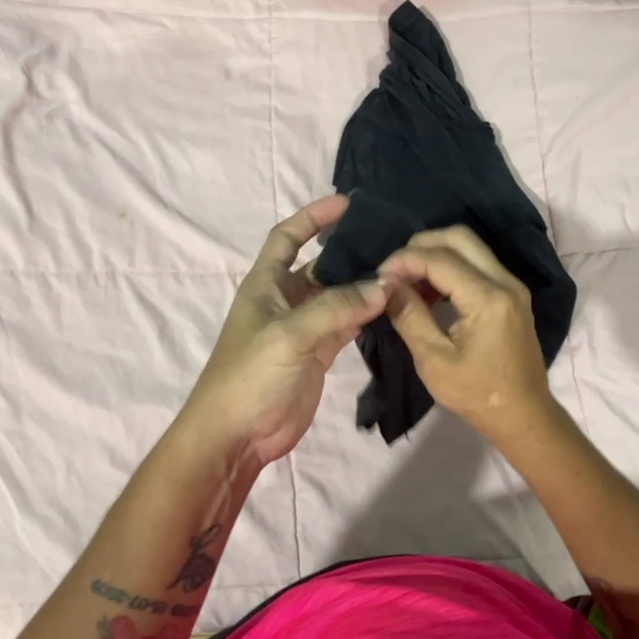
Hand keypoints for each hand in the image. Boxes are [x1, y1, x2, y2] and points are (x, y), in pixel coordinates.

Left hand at [182, 195, 390, 468]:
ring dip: (364, 285)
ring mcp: (303, 328)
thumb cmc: (249, 376)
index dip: (313, 217)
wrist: (236, 435)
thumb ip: (337, 308)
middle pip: (321, 265)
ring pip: (339, 296)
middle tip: (393, 240)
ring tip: (402, 269)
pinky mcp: (318, 354)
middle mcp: (285, 300)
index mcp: (266, 284)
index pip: (288, 237)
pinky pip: (347, 325)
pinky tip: (393, 307)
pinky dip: (367, 316)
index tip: (348, 203)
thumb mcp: (289, 335)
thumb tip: (385, 285)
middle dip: (351, 252)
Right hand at [378, 226, 556, 441]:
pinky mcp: (512, 295)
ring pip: (471, 247)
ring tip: (408, 281)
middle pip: (460, 237)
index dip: (405, 260)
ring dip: (436, 254)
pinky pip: (479, 264)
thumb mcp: (434, 360)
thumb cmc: (477, 394)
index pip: (440, 258)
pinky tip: (430, 291)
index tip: (379, 275)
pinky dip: (452, 267)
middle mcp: (505, 282)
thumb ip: (409, 316)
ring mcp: (513, 286)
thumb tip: (386, 285)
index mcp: (488, 299)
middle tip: (394, 269)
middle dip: (421, 245)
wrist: (523, 416)